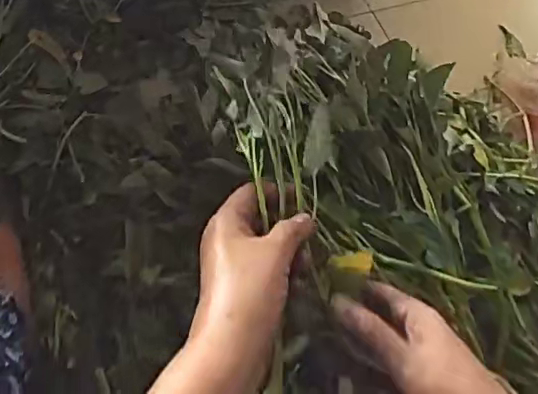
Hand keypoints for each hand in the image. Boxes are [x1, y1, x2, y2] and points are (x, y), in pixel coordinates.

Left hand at [149, 185, 314, 393]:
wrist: (231, 346)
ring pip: (264, 247)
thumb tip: (306, 216)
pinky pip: (264, 269)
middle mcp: (225, 237)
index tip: (302, 198)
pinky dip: (282, 272)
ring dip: (288, 252)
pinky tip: (300, 284)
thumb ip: (291, 230)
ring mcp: (231, 264)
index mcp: (225, 220)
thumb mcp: (274, 253)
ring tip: (309, 264)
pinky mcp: (241, 288)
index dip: (275, 191)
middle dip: (287, 227)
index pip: (250, 192)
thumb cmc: (249, 289)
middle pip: (258, 219)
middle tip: (312, 236)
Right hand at [333, 284, 505, 393]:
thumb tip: (335, 298)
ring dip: (364, 349)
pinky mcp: (428, 376)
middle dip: (354, 321)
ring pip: (386, 343)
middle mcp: (421, 326)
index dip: (351, 286)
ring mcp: (425, 352)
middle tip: (324, 325)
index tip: (323, 288)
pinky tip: (361, 376)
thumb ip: (370, 329)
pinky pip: (395, 363)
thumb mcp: (402, 358)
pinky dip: (378, 366)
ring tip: (337, 353)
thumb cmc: (442, 384)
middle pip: (380, 316)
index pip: (377, 288)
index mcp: (417, 312)